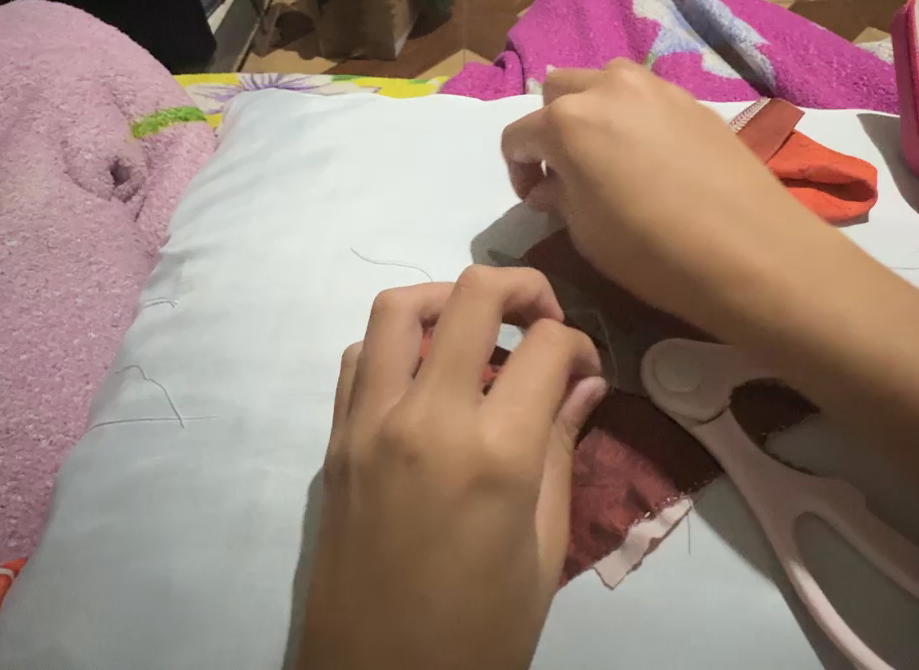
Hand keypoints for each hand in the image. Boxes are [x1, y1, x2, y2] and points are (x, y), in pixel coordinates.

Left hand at [297, 267, 605, 669]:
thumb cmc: (479, 633)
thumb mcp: (541, 549)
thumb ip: (560, 447)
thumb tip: (584, 381)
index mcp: (494, 454)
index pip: (545, 346)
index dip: (577, 342)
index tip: (583, 366)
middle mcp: (426, 418)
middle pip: (473, 294)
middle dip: (522, 286)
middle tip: (540, 315)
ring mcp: (369, 423)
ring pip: (398, 306)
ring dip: (447, 298)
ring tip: (477, 327)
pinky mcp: (335, 439)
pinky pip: (359, 355)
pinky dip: (395, 342)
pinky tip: (424, 372)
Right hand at [501, 60, 828, 331]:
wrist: (752, 251)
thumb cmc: (653, 251)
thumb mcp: (586, 233)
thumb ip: (558, 197)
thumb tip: (551, 185)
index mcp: (566, 121)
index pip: (517, 135)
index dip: (518, 170)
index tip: (535, 199)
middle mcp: (606, 88)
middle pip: (557, 92)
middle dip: (551, 128)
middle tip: (566, 172)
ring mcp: (654, 86)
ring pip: (602, 81)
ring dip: (592, 110)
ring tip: (609, 154)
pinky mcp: (692, 98)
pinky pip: (644, 95)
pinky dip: (631, 114)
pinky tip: (651, 155)